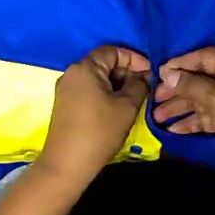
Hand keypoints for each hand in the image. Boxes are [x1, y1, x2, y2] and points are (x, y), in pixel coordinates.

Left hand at [36, 46, 151, 184]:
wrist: (67, 163)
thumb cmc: (100, 131)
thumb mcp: (127, 106)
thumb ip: (138, 85)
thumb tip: (141, 77)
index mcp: (84, 68)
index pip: (112, 51)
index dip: (134, 58)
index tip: (150, 73)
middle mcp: (71, 73)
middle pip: (103, 63)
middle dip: (126, 72)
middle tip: (144, 87)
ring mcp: (65, 89)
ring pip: (96, 78)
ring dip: (116, 84)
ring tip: (134, 99)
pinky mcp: (64, 104)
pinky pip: (88, 90)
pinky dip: (104, 94)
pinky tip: (117, 108)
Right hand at [152, 47, 214, 186]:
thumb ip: (191, 85)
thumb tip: (168, 74)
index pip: (206, 57)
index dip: (182, 63)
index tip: (159, 73)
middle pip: (202, 79)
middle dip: (178, 88)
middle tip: (155, 97)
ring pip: (202, 100)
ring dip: (180, 107)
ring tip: (157, 116)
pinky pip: (208, 117)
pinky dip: (192, 122)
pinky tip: (173, 129)